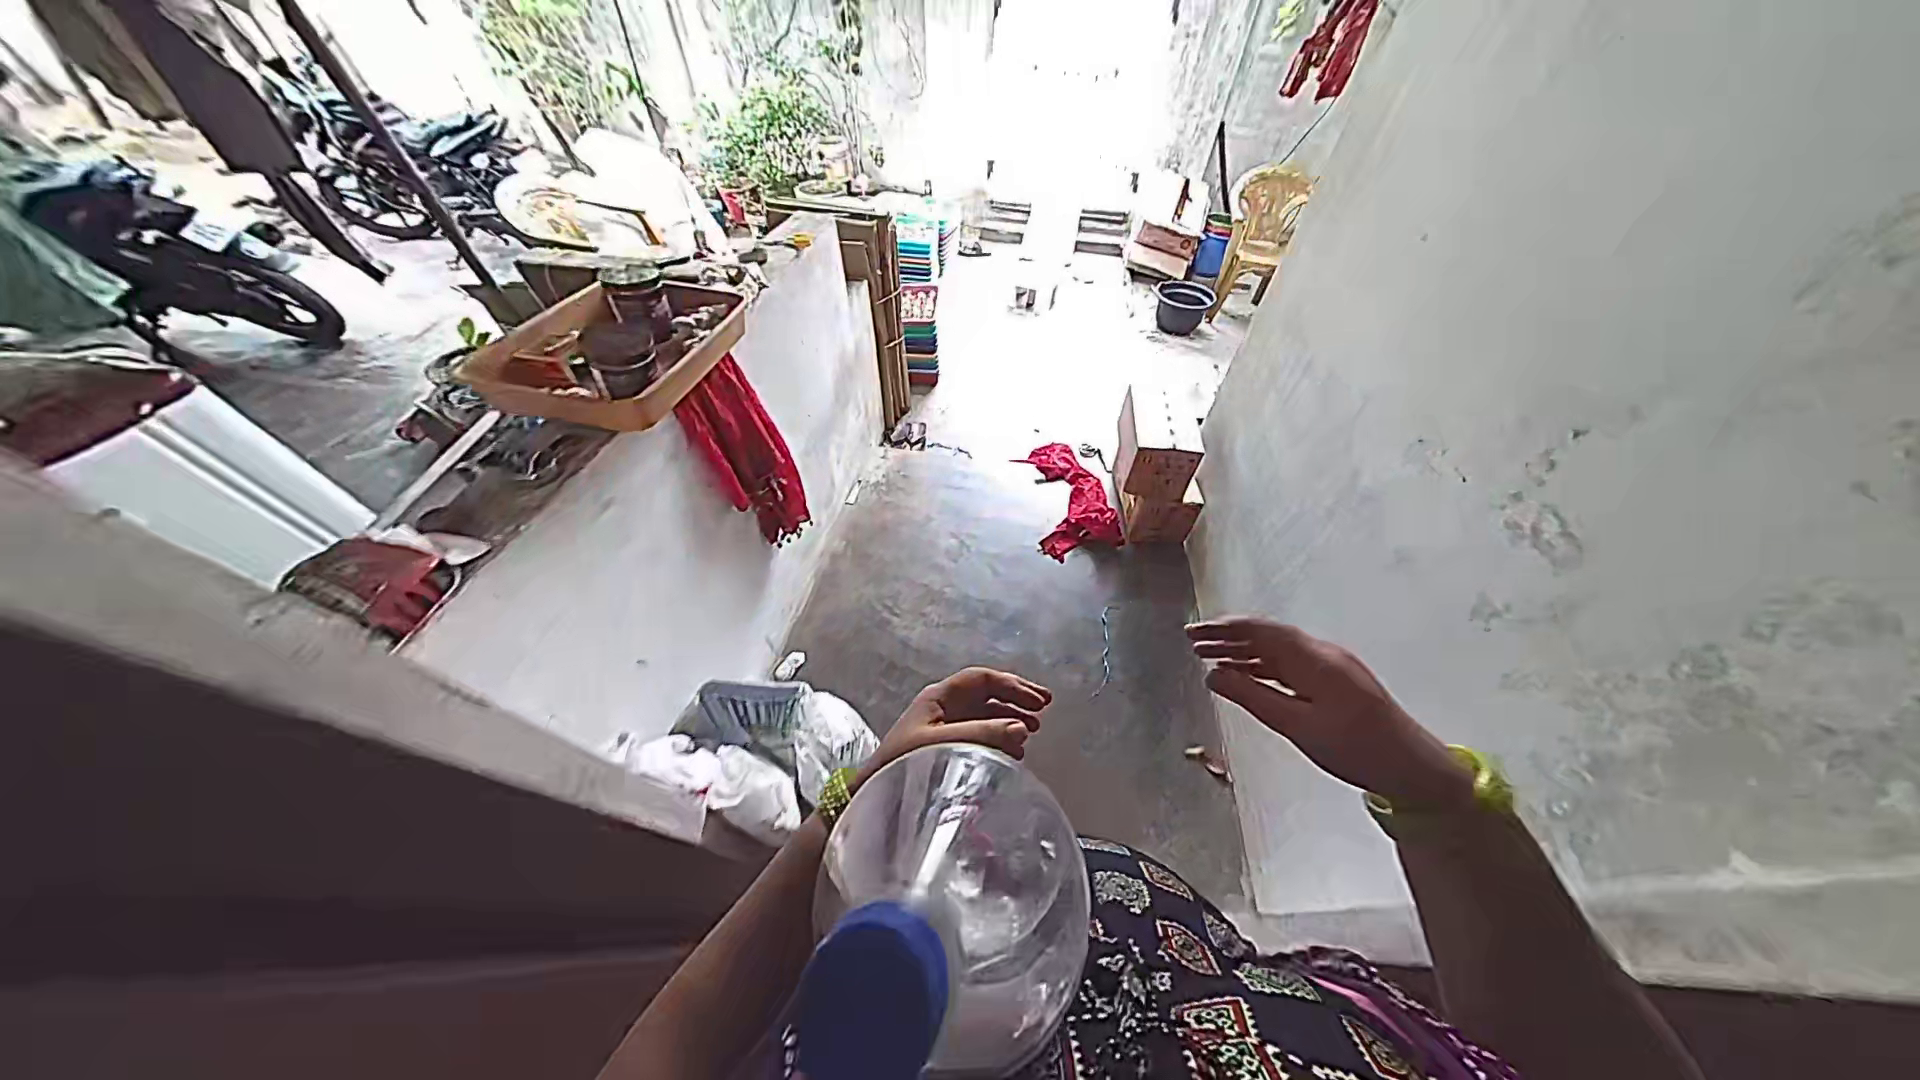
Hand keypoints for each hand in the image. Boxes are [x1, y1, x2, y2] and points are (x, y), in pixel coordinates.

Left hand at [855, 667, 1053, 788]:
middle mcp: (942, 708)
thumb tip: (1022, 729)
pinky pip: (979, 734)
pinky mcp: (944, 748)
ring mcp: (943, 727)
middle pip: (986, 693)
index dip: (1012, 686)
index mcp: (938, 698)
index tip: (1039, 700)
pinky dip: (1000, 737)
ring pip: (985, 713)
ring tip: (1032, 729)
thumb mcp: (943, 745)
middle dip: (1016, 698)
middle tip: (1043, 708)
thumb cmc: (902, 766)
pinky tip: (1014, 749)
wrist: (870, 798)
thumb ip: (983, 735)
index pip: (981, 680)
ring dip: (1010, 718)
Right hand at [1186, 618, 1472, 809]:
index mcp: (1313, 658)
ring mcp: (1331, 665)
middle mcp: (1321, 653)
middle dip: (1227, 638)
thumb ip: (1251, 696)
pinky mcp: (1336, 680)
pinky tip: (1245, 674)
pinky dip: (1261, 665)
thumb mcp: (1296, 725)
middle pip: (1266, 636)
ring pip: (1276, 650)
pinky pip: (1289, 663)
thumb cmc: (1356, 748)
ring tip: (1209, 658)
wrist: (1416, 769)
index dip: (1222, 629)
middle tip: (1193, 643)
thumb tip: (1213, 676)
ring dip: (1242, 651)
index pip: (1259, 630)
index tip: (1193, 632)